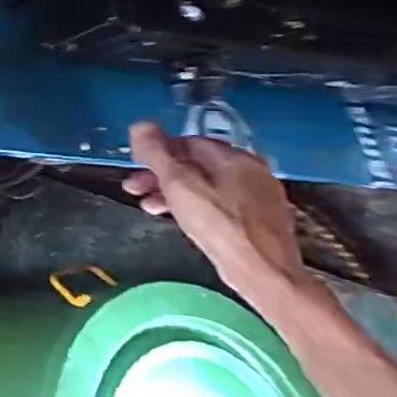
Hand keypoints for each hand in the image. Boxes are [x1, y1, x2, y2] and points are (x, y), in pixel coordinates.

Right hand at [123, 121, 316, 308]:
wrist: (263, 271)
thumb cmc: (218, 224)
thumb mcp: (178, 185)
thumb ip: (157, 154)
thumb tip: (140, 125)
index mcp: (235, 158)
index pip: (188, 142)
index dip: (157, 151)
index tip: (135, 166)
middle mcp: (251, 171)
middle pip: (195, 164)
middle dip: (160, 174)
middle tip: (133, 187)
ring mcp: (257, 196)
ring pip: (205, 184)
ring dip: (172, 191)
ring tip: (148, 206)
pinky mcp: (257, 218)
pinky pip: (218, 202)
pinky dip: (193, 205)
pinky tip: (178, 218)